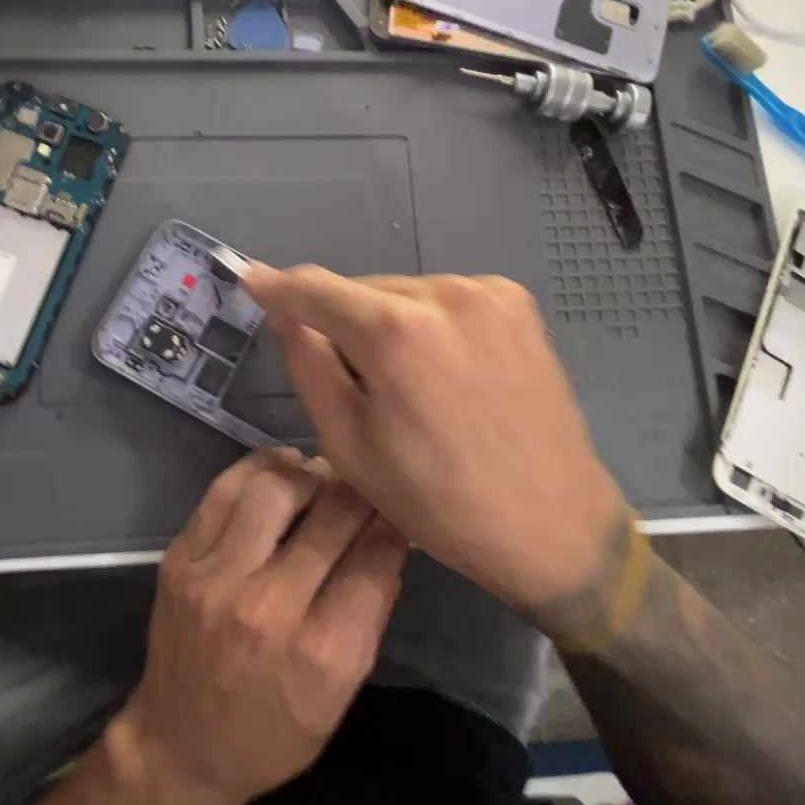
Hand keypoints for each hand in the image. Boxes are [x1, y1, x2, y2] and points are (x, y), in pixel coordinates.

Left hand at [109, 449, 407, 804]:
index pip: (376, 556)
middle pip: (333, 514)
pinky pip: (224, 489)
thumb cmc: (276, 728)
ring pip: (276, 487)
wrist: (182, 744)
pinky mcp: (180, 558)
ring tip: (321, 475)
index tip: (397, 507)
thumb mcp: (343, 690)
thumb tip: (391, 534)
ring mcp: (216, 577)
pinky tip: (281, 469)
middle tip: (365, 483)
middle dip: (360, 491)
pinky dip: (260, 468)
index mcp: (323, 651)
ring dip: (309, 472)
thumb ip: (372, 611)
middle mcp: (268, 607)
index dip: (394, 521)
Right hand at [243, 265, 628, 634]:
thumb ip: (308, 365)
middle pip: (360, 290)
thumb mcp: (349, 445)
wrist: (553, 524)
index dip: (277, 285)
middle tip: (353, 383)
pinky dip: (428, 324)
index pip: (315, 288)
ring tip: (407, 384)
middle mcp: (444, 293)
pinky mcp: (517, 302)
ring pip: (403, 293)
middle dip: (342, 323)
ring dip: (386, 323)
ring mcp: (488, 293)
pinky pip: (444, 300)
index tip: (251, 280)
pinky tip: (445, 371)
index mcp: (397, 332)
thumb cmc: (438, 501)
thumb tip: (284, 313)